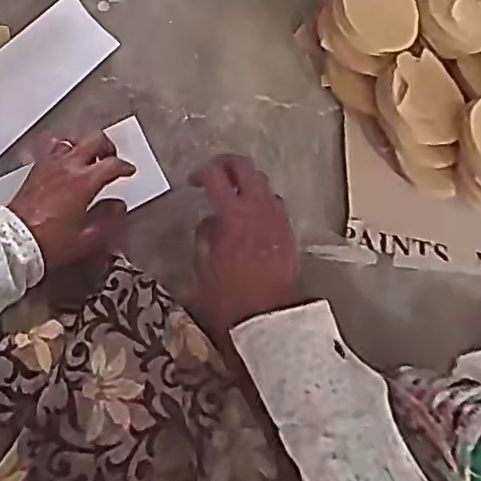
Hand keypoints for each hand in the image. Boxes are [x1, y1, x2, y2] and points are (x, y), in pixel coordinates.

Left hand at [8, 132, 135, 269]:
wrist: (15, 241)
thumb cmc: (48, 241)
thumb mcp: (87, 237)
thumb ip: (108, 219)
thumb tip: (117, 207)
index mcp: (83, 181)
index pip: (112, 164)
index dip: (124, 167)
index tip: (128, 171)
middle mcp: (67, 167)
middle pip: (94, 141)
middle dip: (108, 147)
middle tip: (112, 157)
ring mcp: (50, 165)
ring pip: (73, 140)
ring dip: (85, 146)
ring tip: (91, 156)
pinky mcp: (36, 169)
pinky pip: (55, 149)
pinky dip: (66, 150)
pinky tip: (67, 161)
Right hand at [190, 155, 300, 332]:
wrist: (268, 317)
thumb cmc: (230, 296)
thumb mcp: (203, 265)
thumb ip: (205, 234)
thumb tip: (210, 220)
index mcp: (234, 215)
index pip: (215, 175)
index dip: (201, 172)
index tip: (193, 181)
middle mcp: (258, 208)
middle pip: (244, 166)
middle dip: (225, 163)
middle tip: (213, 173)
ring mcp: (276, 217)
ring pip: (262, 181)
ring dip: (244, 180)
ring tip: (231, 192)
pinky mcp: (287, 229)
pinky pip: (274, 201)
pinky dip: (260, 199)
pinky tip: (251, 214)